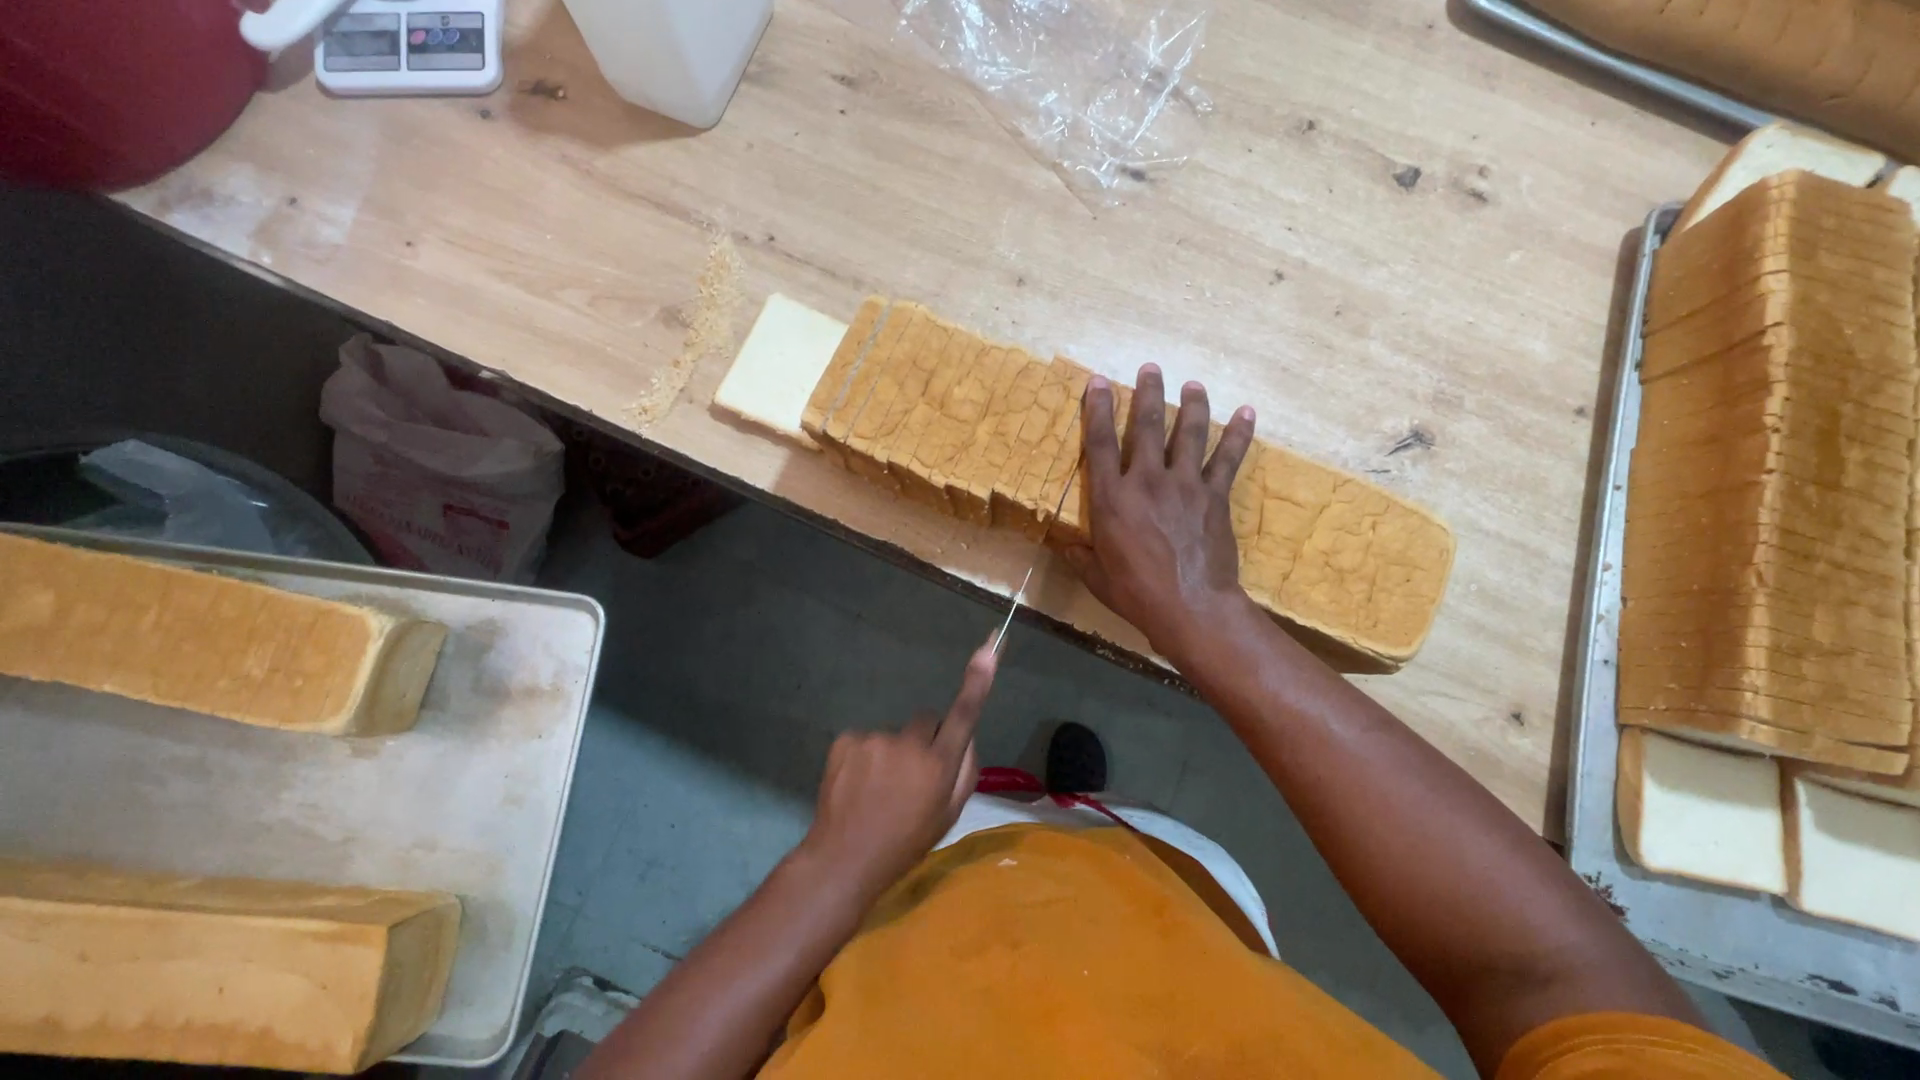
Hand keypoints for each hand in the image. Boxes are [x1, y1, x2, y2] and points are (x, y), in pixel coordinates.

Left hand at [802, 639, 997, 896]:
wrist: (844, 858)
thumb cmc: (905, 842)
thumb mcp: (949, 816)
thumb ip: (965, 772)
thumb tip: (967, 737)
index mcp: (939, 765)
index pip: (963, 715)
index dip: (977, 682)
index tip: (988, 649)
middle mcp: (909, 744)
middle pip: (926, 723)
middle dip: (924, 741)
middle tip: (911, 778)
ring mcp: (874, 739)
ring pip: (893, 735)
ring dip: (890, 754)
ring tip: (878, 791)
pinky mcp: (846, 740)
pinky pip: (864, 740)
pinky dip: (863, 757)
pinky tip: (857, 786)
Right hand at [1062, 364, 1257, 661]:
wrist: (1191, 606)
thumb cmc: (1137, 594)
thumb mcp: (1097, 577)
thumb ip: (1081, 555)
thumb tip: (1065, 545)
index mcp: (1111, 499)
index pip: (1099, 443)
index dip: (1096, 409)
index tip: (1099, 382)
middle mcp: (1146, 482)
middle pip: (1145, 426)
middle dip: (1147, 393)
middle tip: (1150, 368)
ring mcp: (1184, 485)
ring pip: (1188, 433)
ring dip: (1192, 404)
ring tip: (1194, 384)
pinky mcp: (1214, 497)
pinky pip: (1228, 459)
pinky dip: (1238, 434)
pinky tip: (1247, 413)